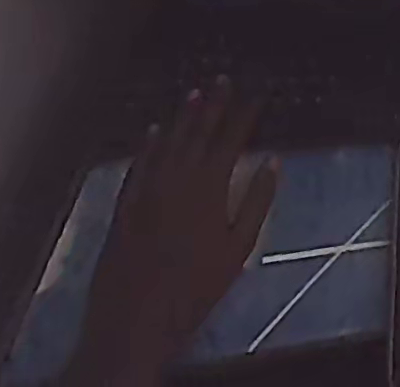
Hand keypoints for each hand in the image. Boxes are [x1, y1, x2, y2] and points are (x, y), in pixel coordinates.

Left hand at [69, 78, 277, 385]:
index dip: (246, 114)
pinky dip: (147, 144)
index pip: (232, 138)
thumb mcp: (238, 248)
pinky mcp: (126, 203)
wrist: (135, 320)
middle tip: (223, 79)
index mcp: (210, 185)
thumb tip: (273, 162)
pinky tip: (152, 130)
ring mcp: (149, 187)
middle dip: (215, 103)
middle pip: (200, 131)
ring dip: (183, 116)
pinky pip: (139, 163)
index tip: (257, 95)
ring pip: (168, 141)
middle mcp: (179, 176)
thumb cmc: (195, 287)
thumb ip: (257, 201)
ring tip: (194, 93)